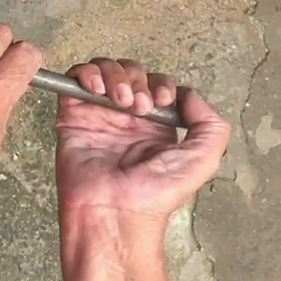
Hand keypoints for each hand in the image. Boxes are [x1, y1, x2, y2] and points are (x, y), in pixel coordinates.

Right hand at [56, 58, 229, 223]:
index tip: (160, 102)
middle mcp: (124, 117)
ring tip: (116, 98)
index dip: (159, 84)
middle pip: (129, 72)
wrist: (114, 209)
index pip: (156, 84)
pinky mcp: (71, 117)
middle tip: (137, 106)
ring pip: (102, 71)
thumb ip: (209, 125)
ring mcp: (96, 115)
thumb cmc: (153, 193)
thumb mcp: (202, 160)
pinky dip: (84, 74)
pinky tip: (95, 88)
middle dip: (136, 79)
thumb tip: (188, 95)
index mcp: (154, 126)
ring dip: (112, 74)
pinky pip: (73, 82)